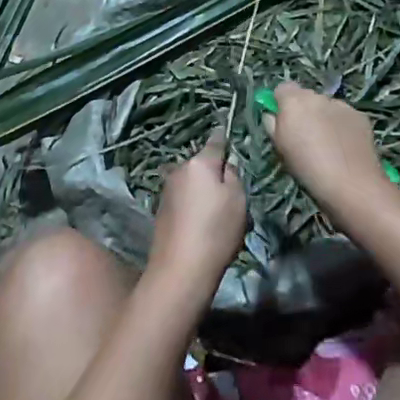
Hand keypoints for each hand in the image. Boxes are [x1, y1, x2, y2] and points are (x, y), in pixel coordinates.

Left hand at [147, 131, 246, 298]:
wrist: (181, 266)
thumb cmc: (216, 229)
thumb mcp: (238, 199)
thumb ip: (233, 175)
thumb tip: (225, 165)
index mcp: (199, 163)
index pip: (216, 142)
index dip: (224, 138)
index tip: (228, 132)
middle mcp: (179, 171)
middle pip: (203, 166)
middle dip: (216, 175)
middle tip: (234, 197)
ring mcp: (167, 191)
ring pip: (193, 184)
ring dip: (205, 193)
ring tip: (221, 218)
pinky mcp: (161, 210)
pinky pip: (184, 200)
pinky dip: (195, 207)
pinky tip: (204, 227)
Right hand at [263, 83, 393, 215]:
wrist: (351, 182)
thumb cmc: (306, 167)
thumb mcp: (279, 147)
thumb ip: (272, 124)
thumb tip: (272, 115)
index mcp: (293, 101)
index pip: (282, 87)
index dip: (281, 102)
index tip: (282, 120)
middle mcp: (318, 97)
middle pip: (306, 96)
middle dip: (303, 110)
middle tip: (304, 135)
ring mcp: (342, 105)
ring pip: (326, 106)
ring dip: (323, 117)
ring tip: (327, 143)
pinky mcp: (360, 116)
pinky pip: (344, 116)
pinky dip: (341, 125)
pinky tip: (343, 146)